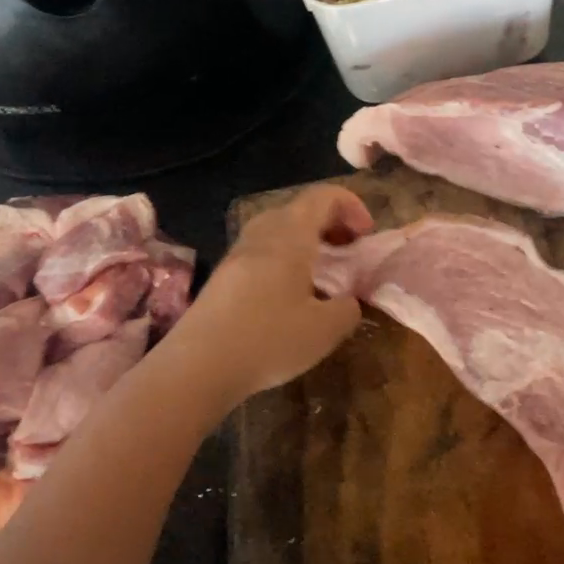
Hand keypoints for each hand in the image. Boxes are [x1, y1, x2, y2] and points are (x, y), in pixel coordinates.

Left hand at [160, 186, 373, 407]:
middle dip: (330, 224)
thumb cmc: (268, 340)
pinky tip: (291, 297)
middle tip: (348, 253)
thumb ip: (348, 309)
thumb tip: (348, 301)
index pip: (324, 196)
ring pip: (279, 230)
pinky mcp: (223, 276)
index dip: (352, 207)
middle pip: (300, 209)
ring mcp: (238, 253)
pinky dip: (286, 260)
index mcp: (291, 234)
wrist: (197, 366)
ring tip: (322, 275)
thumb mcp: (325, 330)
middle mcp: (263, 233)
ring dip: (307, 243)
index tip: (366, 237)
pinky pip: (263, 252)